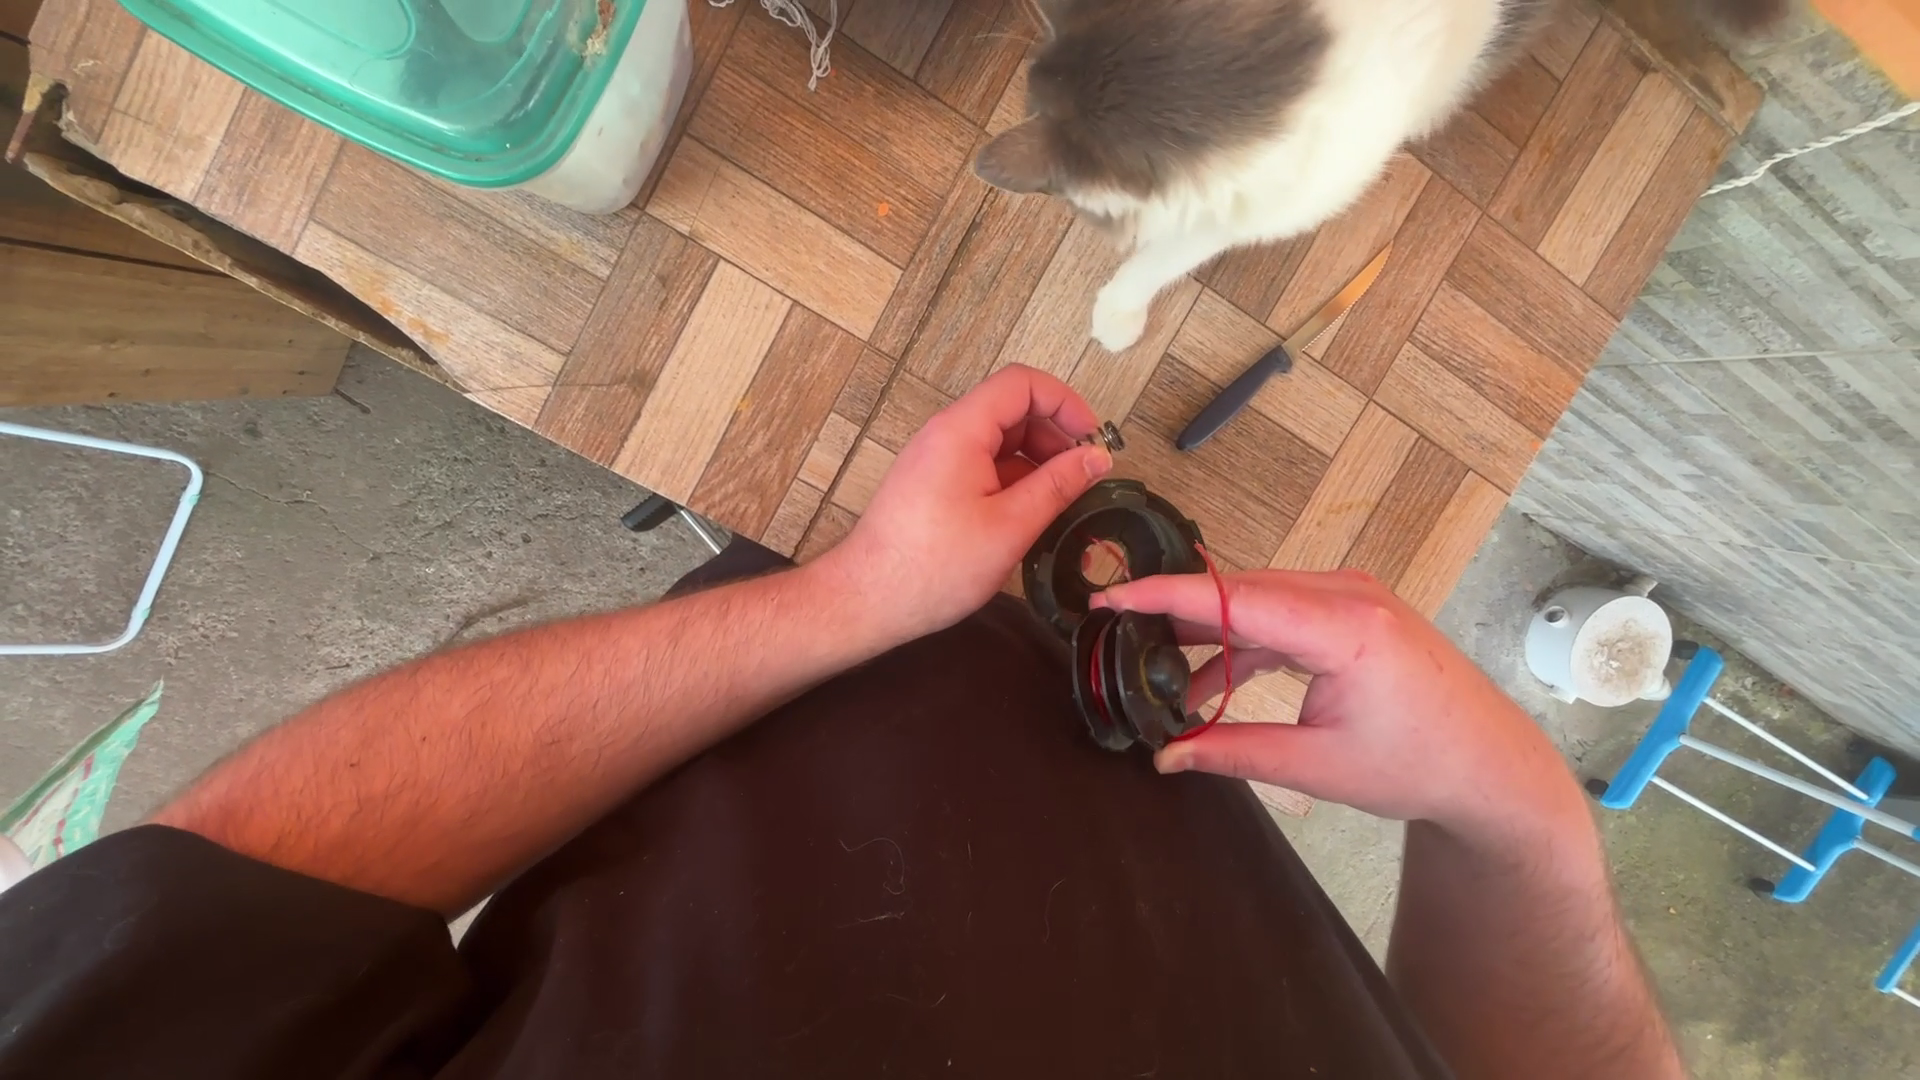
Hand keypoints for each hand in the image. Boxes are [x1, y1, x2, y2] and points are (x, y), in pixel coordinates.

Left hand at [823, 365, 1112, 643]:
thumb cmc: (935, 567)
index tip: (1092, 440)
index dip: (1065, 402)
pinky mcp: (932, 485)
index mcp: (961, 430)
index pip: (1021, 384)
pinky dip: (1012, 482)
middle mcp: (945, 435)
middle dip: (1054, 436)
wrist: (867, 600)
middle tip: (1084, 477)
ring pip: (998, 442)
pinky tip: (1030, 515)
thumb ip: (1057, 486)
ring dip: (1036, 463)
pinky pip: (981, 467)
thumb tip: (1096, 458)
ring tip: (1063, 501)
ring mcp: (936, 460)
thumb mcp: (1010, 526)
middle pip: (1011, 411)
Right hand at [1097, 569, 1585, 841]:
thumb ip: (1232, 752)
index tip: (1110, 596)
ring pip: (1253, 597)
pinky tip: (1210, 677)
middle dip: (1174, 609)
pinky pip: (1278, 612)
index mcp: (1344, 627)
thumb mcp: (1316, 766)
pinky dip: (1241, 640)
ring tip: (1156, 657)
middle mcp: (1347, 594)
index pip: (1232, 598)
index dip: (1163, 595)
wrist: (1493, 765)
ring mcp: (1350, 595)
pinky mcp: (1349, 608)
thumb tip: (1164, 756)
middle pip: (1237, 589)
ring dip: (1206, 627)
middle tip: (1117, 628)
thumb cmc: (1418, 766)